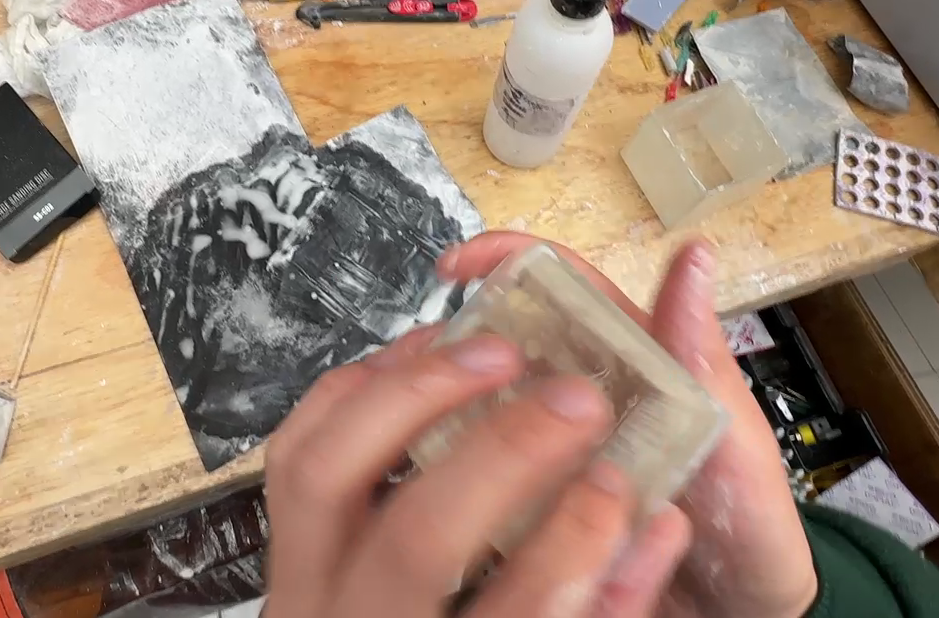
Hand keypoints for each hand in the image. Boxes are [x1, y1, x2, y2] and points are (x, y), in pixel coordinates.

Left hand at [261, 328, 692, 616]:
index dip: (568, 550)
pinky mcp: (281, 534)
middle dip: (500, 453)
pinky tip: (419, 353)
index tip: (617, 483)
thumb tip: (657, 521)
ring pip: (324, 471)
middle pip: (412, 542)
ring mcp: (298, 580)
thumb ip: (600, 603)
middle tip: (570, 394)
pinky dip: (358, 385)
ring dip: (414, 391)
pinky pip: (296, 444)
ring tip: (491, 347)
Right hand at [441, 233, 819, 617]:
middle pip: (504, 339)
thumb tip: (695, 250)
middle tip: (420, 366)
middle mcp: (576, 391)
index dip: (506, 259)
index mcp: (622, 355)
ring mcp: (551, 446)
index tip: (455, 267)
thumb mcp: (732, 434)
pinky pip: (484, 476)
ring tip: (417, 423)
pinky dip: (452, 469)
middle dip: (456, 337)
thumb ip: (701, 353)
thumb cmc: (745, 517)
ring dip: (446, 402)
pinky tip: (431, 481)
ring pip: (482, 403)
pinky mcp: (534, 502)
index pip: (559, 284)